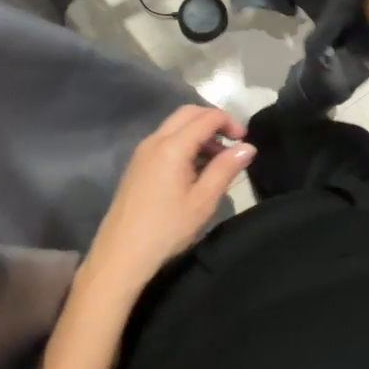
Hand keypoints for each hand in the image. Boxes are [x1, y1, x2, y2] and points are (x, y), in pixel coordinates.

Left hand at [82, 106, 254, 292]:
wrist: (121, 255)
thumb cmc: (166, 229)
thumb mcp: (203, 201)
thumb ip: (226, 169)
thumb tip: (247, 147)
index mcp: (172, 147)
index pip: (206, 117)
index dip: (229, 122)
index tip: (245, 140)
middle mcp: (154, 141)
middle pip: (187, 113)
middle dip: (213, 120)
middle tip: (233, 141)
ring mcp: (142, 152)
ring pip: (174, 126)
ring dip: (198, 132)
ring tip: (217, 159)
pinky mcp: (137, 165)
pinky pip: (165, 140)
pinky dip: (184, 143)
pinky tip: (195, 168)